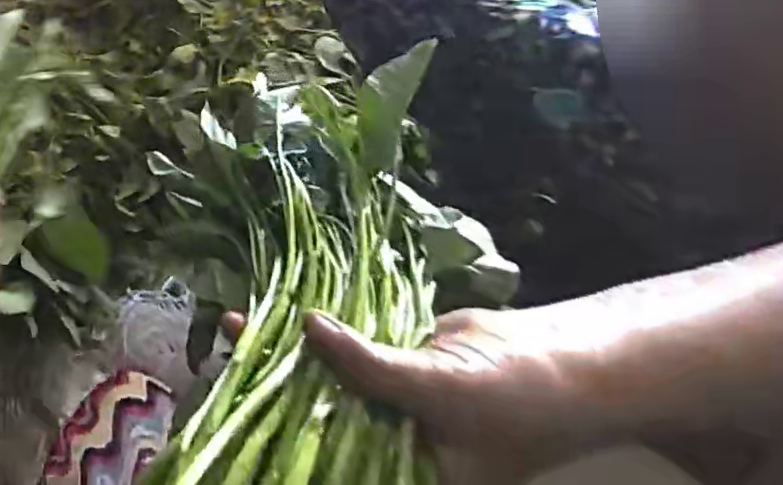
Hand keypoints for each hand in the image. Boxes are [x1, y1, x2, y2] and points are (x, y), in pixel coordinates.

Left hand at [220, 305, 626, 484]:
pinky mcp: (385, 368)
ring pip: (322, 381)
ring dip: (283, 353)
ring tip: (237, 324)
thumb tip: (308, 326)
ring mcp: (383, 405)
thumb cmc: (511, 394)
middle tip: (228, 349)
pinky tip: (277, 314)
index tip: (234, 411)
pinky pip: (341, 353)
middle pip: (314, 420)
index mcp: (401, 476)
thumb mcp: (440, 388)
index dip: (281, 446)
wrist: (554, 358)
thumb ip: (372, 366)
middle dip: (270, 387)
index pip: (327, 467)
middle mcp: (385, 447)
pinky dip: (313, 335)